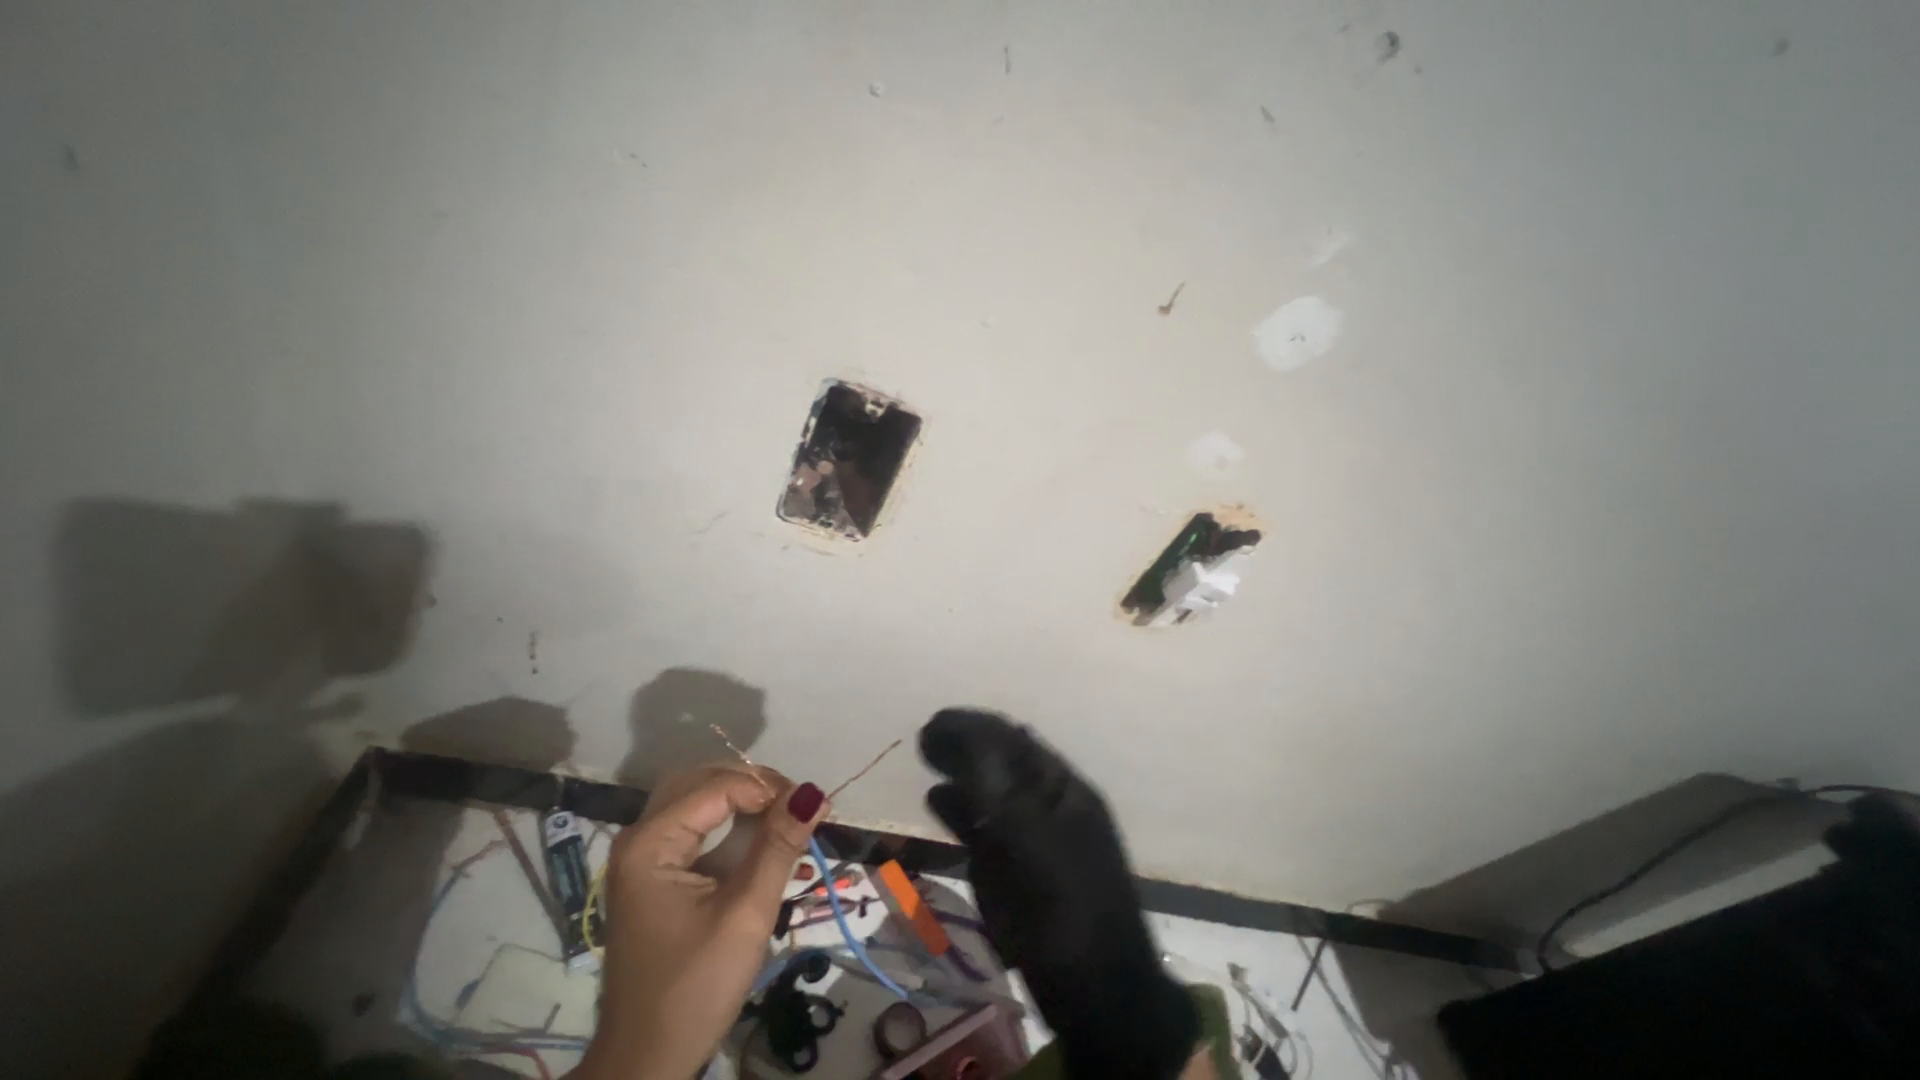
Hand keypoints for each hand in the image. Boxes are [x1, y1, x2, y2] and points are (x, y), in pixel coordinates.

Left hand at [573, 765, 828, 1079]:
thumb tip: (813, 794)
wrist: (648, 1057)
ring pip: (699, 803)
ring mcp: (644, 858)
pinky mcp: (656, 877)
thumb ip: (778, 847)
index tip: (813, 809)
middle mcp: (640, 838)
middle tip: (801, 809)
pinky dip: (731, 826)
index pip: (716, 787)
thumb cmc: (696, 987)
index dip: (766, 788)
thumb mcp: (746, 914)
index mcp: (649, 843)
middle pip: (702, 784)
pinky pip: (696, 831)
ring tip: (789, 819)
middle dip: (754, 787)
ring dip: (744, 803)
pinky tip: (764, 839)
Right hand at [920, 709, 1199, 1079]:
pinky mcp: (1005, 871)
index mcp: (1064, 793)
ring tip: (925, 752)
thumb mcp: (1040, 850)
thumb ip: (1005, 797)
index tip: (938, 721)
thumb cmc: (1072, 913)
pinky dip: (956, 809)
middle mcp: (1044, 807)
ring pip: (986, 792)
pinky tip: (935, 798)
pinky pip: (978, 828)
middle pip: (999, 762)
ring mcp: (1024, 839)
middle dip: (964, 742)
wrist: (1094, 991)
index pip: (1016, 744)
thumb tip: (972, 742)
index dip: (978, 727)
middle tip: (925, 735)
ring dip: (958, 770)